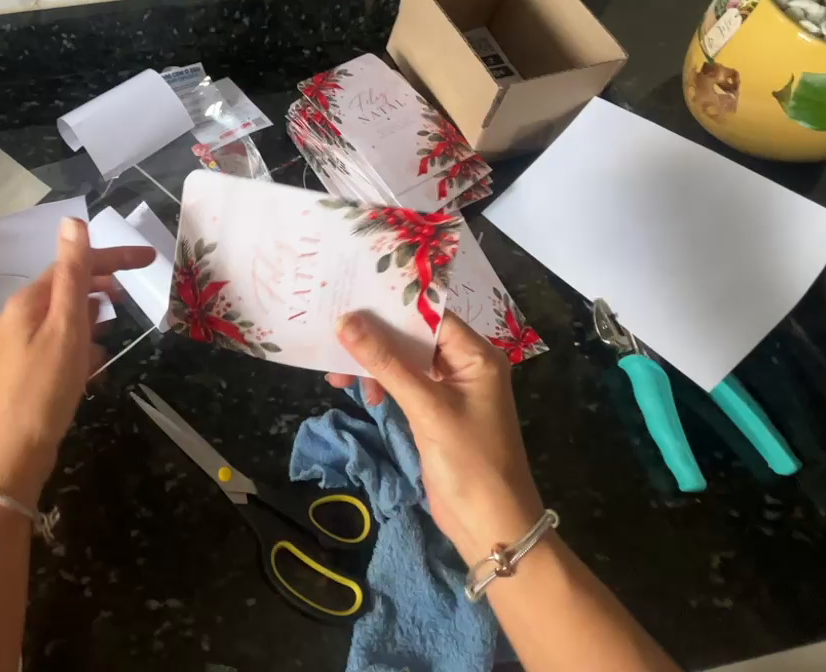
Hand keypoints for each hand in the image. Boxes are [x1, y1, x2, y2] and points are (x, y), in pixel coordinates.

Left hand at [0, 217, 154, 505]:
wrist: (9, 459)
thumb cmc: (42, 390)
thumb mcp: (65, 327)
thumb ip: (72, 274)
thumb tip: (73, 221)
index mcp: (28, 302)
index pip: (74, 264)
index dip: (113, 258)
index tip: (150, 259)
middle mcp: (20, 318)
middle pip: (67, 288)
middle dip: (101, 286)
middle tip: (134, 294)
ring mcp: (21, 347)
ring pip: (65, 318)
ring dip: (92, 317)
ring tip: (116, 327)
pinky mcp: (28, 373)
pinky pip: (61, 346)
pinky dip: (82, 347)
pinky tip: (96, 365)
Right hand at [328, 311, 544, 559]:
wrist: (492, 528)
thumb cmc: (470, 461)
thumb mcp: (426, 407)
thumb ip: (384, 362)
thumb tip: (345, 321)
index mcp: (475, 355)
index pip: (429, 314)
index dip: (390, 304)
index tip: (349, 296)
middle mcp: (464, 364)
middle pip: (412, 335)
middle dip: (373, 337)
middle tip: (333, 336)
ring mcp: (449, 388)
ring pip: (402, 359)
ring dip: (372, 363)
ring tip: (337, 375)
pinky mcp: (434, 410)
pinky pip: (402, 382)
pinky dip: (380, 384)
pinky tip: (362, 394)